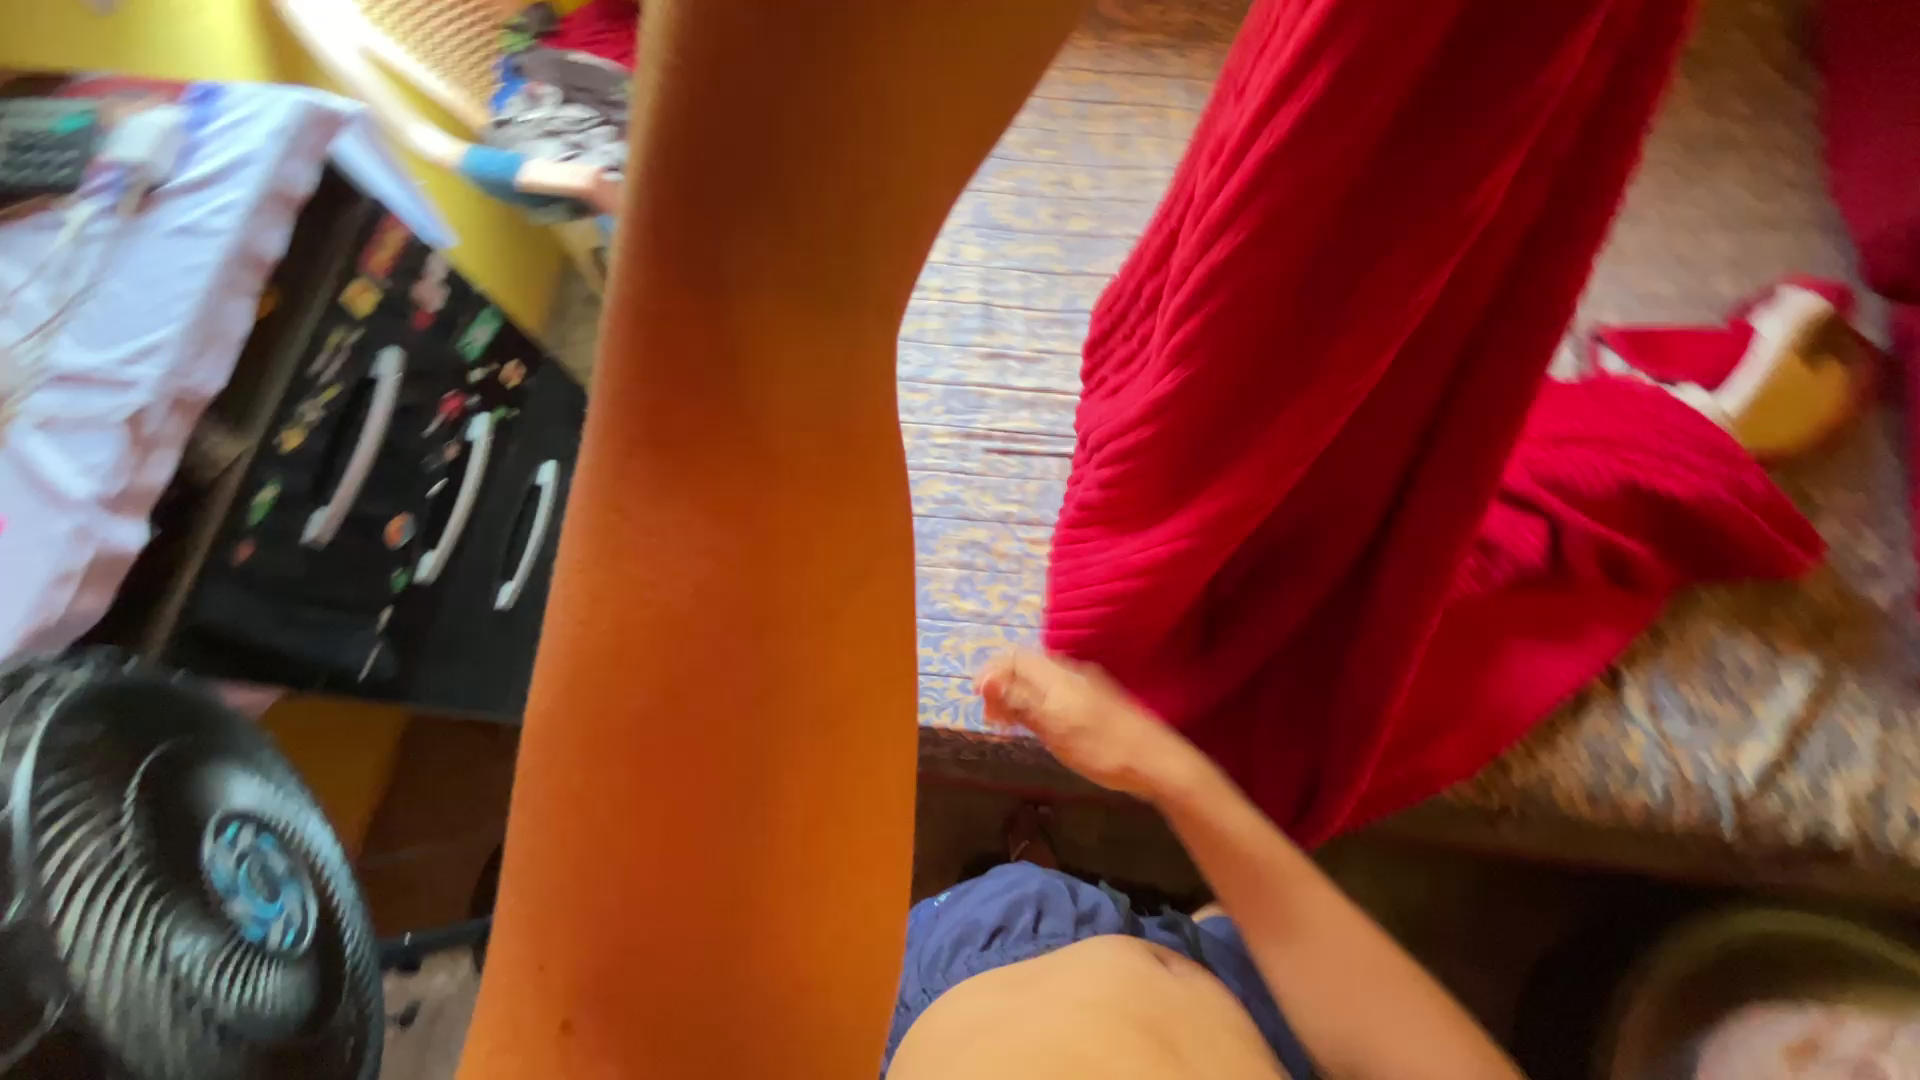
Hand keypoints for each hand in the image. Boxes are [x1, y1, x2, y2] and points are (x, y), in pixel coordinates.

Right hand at [973, 649, 1203, 800]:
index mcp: (1058, 676)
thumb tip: (984, 680)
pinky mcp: (1096, 702)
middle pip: (1027, 666)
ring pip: (1042, 681)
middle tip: (992, 719)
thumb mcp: (1053, 728)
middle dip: (1003, 686)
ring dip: (1020, 697)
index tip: (978, 701)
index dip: (992, 672)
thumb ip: (1019, 702)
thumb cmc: (1102, 747)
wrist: (1157, 763)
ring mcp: (1086, 687)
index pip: (1014, 657)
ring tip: (1011, 725)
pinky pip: (1057, 693)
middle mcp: (1071, 674)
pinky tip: (1040, 727)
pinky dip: (1039, 704)